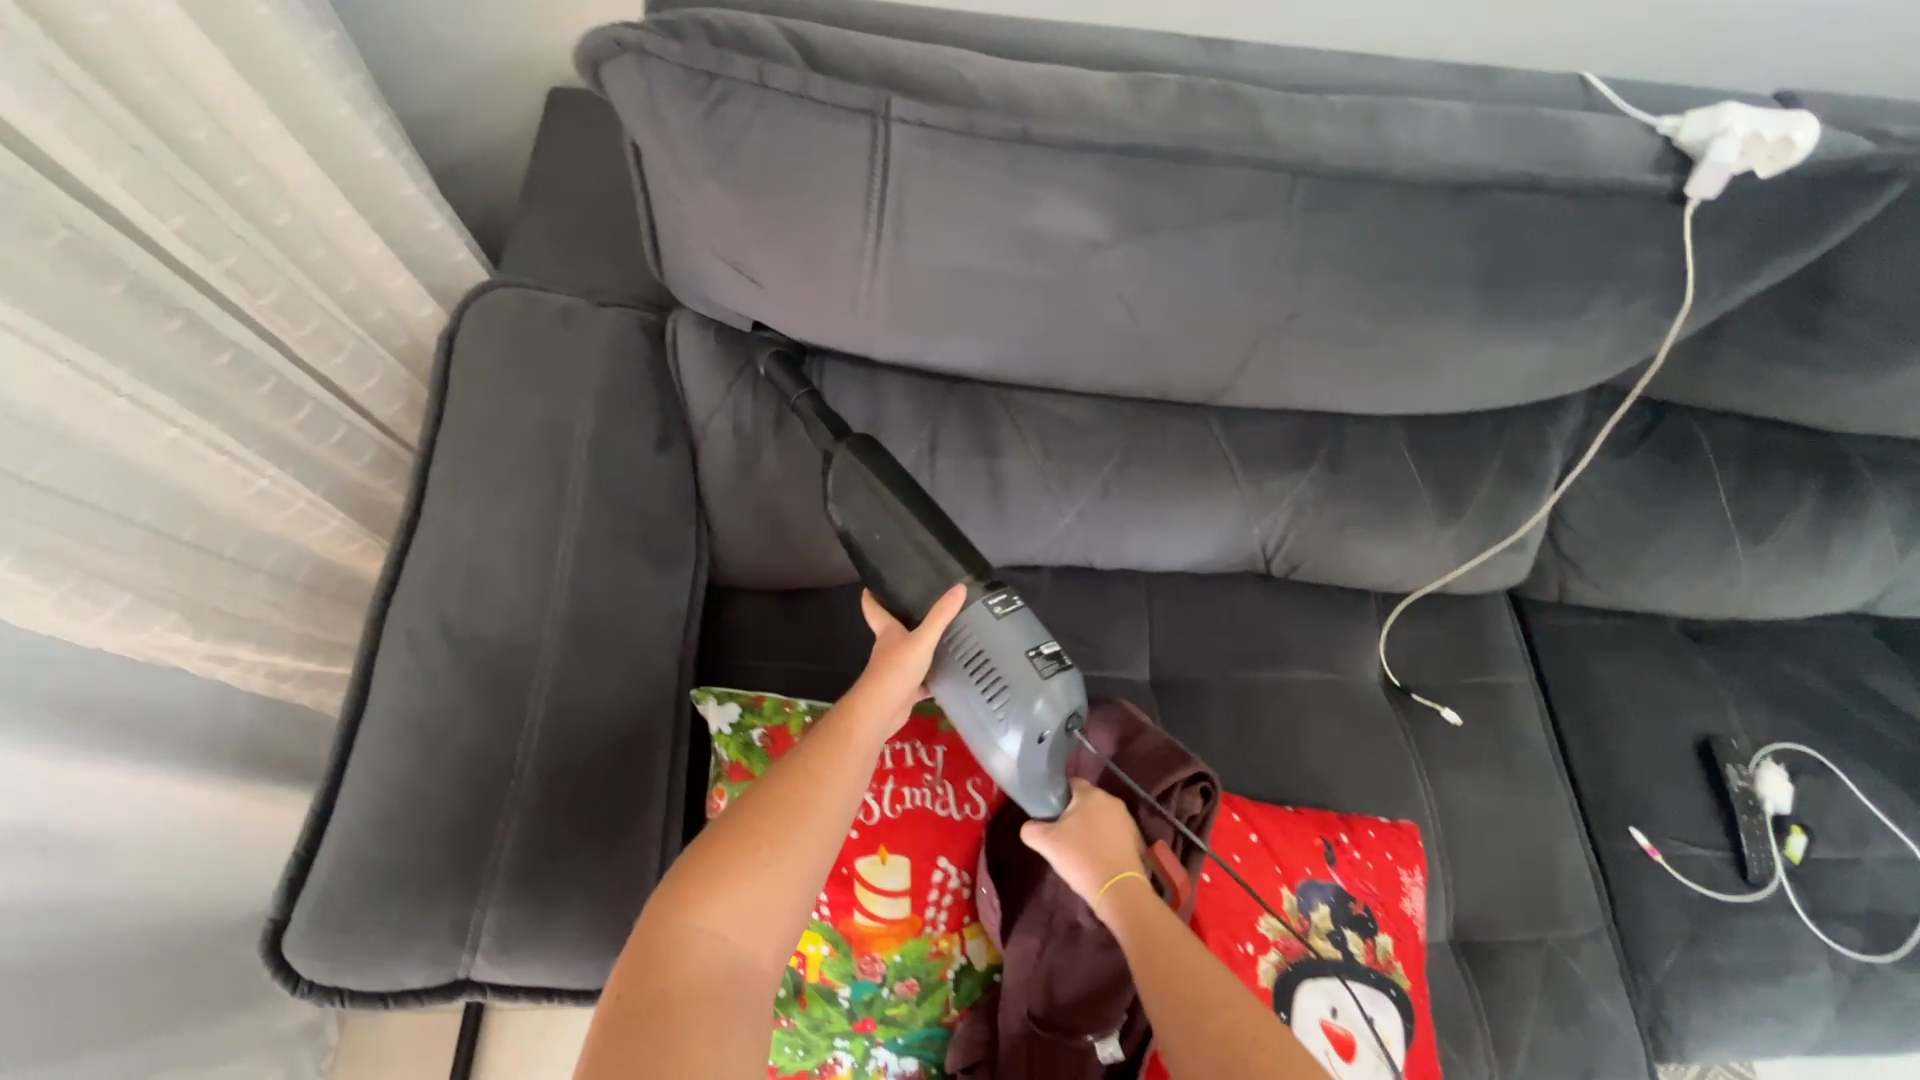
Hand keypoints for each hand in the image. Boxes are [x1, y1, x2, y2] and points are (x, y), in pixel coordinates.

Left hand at [844, 584, 967, 735]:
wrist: (883, 711)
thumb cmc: (896, 669)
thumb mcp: (922, 639)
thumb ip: (941, 616)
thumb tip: (960, 587)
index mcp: (887, 632)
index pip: (873, 608)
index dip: (871, 595)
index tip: (872, 583)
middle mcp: (890, 648)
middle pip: (896, 629)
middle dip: (908, 618)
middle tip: (929, 604)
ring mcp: (898, 670)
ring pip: (914, 654)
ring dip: (927, 647)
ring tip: (951, 634)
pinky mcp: (907, 689)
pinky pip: (925, 679)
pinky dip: (937, 676)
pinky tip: (954, 672)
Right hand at [1020, 779, 1148, 919]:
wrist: (1119, 889)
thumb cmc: (1081, 857)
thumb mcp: (1046, 843)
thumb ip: (1031, 829)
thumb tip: (1030, 827)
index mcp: (1091, 795)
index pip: (1071, 784)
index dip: (1058, 796)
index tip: (1050, 814)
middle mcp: (1112, 801)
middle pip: (1087, 802)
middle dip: (1075, 815)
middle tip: (1061, 835)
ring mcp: (1128, 821)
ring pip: (1102, 819)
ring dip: (1091, 829)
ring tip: (1080, 851)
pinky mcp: (1137, 840)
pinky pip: (1114, 835)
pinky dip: (1105, 843)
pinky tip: (1097, 860)